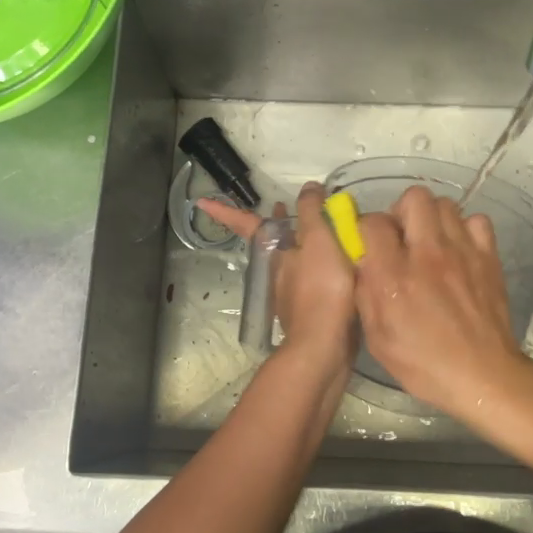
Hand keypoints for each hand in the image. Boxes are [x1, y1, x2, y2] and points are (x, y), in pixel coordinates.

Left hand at [197, 182, 357, 370]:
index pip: (245, 223)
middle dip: (275, 223)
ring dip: (298, 240)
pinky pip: (308, 276)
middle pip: (270, 241)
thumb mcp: (319, 242)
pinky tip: (333, 262)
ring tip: (315, 227)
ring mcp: (288, 291)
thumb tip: (306, 187)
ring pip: (290, 258)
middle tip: (281, 206)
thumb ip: (312, 213)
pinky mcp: (307, 307)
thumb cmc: (320, 289)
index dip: (224, 210)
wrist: (323, 344)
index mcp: (271, 250)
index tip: (200, 202)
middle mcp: (274, 270)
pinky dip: (315, 261)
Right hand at [355, 186, 532, 420]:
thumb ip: (365, 293)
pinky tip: (458, 251)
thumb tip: (362, 263)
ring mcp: (462, 252)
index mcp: (393, 275)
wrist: (482, 376)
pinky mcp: (488, 257)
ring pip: (445, 204)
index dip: (367, 230)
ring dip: (432, 218)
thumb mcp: (377, 337)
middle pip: (413, 198)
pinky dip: (465, 229)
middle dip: (401, 212)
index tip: (370, 246)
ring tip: (429, 243)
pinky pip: (476, 220)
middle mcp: (427, 254)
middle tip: (401, 238)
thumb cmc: (423, 363)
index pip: (373, 222)